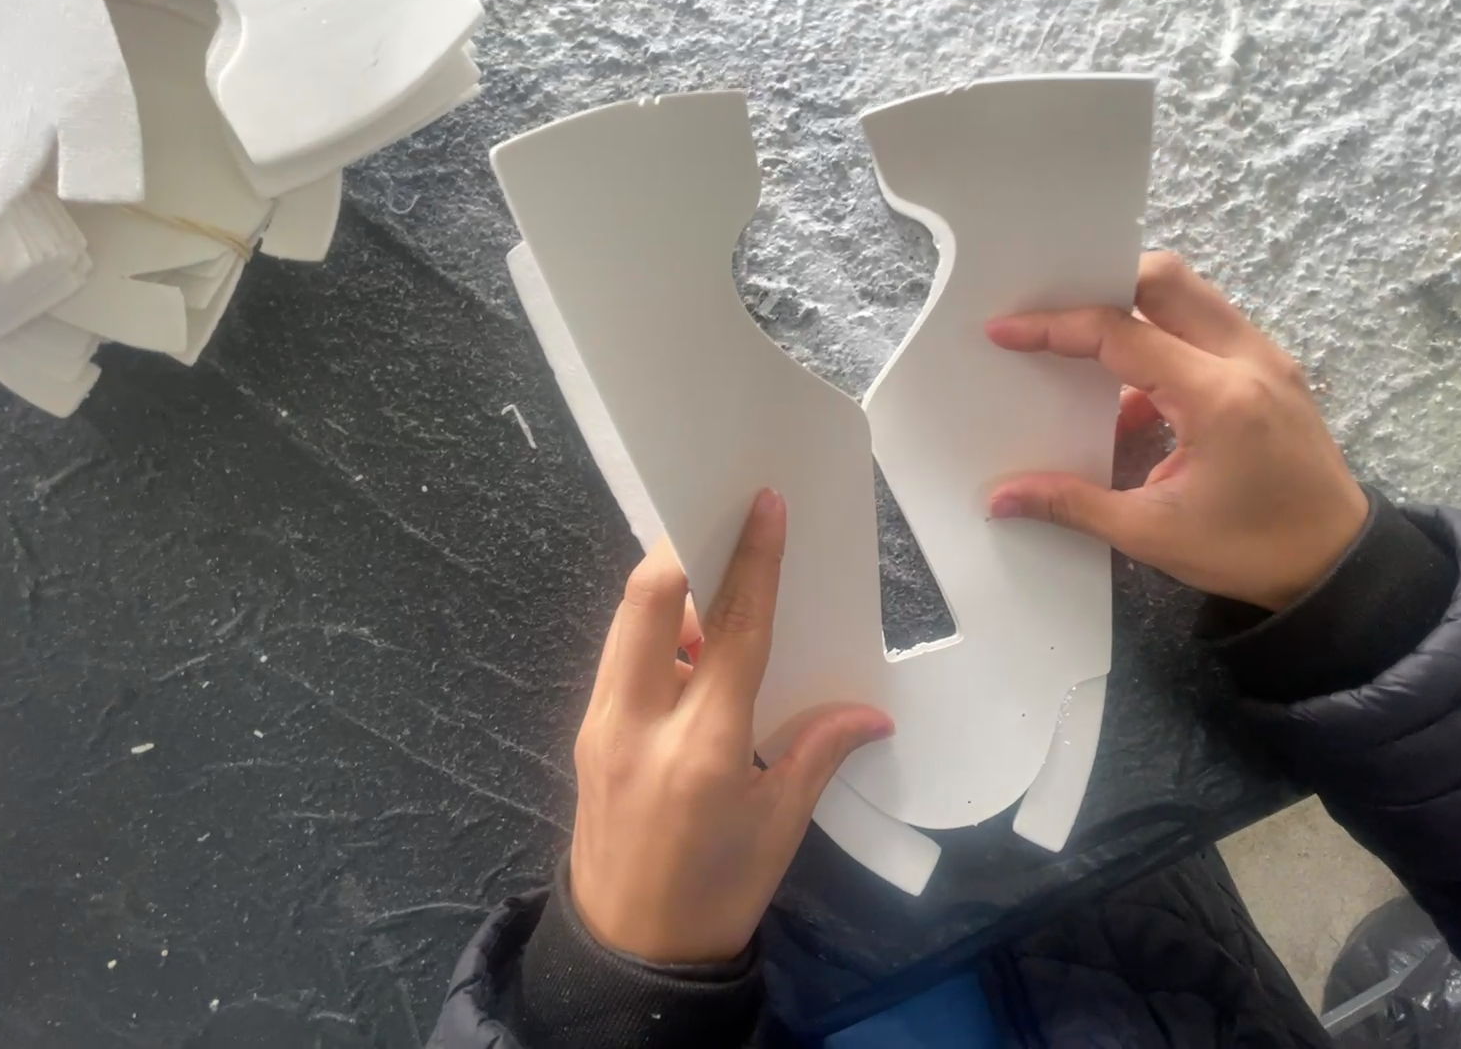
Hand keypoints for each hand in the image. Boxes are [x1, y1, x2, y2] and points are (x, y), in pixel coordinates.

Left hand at [568, 490, 893, 963]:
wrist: (629, 955)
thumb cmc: (717, 891)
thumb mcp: (781, 827)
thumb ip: (820, 752)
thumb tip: (873, 714)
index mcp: (703, 748)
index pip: (735, 631)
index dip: (754, 561)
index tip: (764, 504)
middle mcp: (639, 723)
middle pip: (645, 602)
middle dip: (680, 548)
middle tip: (718, 522)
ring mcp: (601, 725)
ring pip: (624, 622)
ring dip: (664, 587)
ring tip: (709, 580)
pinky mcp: (587, 733)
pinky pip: (619, 655)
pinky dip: (652, 628)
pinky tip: (687, 644)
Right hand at [987, 252, 1367, 611]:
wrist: (1338, 565)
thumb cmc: (1249, 551)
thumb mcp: (1151, 532)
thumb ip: (1071, 504)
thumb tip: (1001, 498)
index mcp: (1218, 396)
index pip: (1122, 333)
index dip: (1057, 327)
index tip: (1007, 329)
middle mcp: (1248, 359)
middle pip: (1166, 280)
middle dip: (1101, 284)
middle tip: (1051, 311)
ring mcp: (1264, 359)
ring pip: (1189, 296)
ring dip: (1132, 306)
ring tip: (1081, 340)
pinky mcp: (1268, 371)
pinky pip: (1204, 329)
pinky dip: (1159, 340)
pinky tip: (1130, 394)